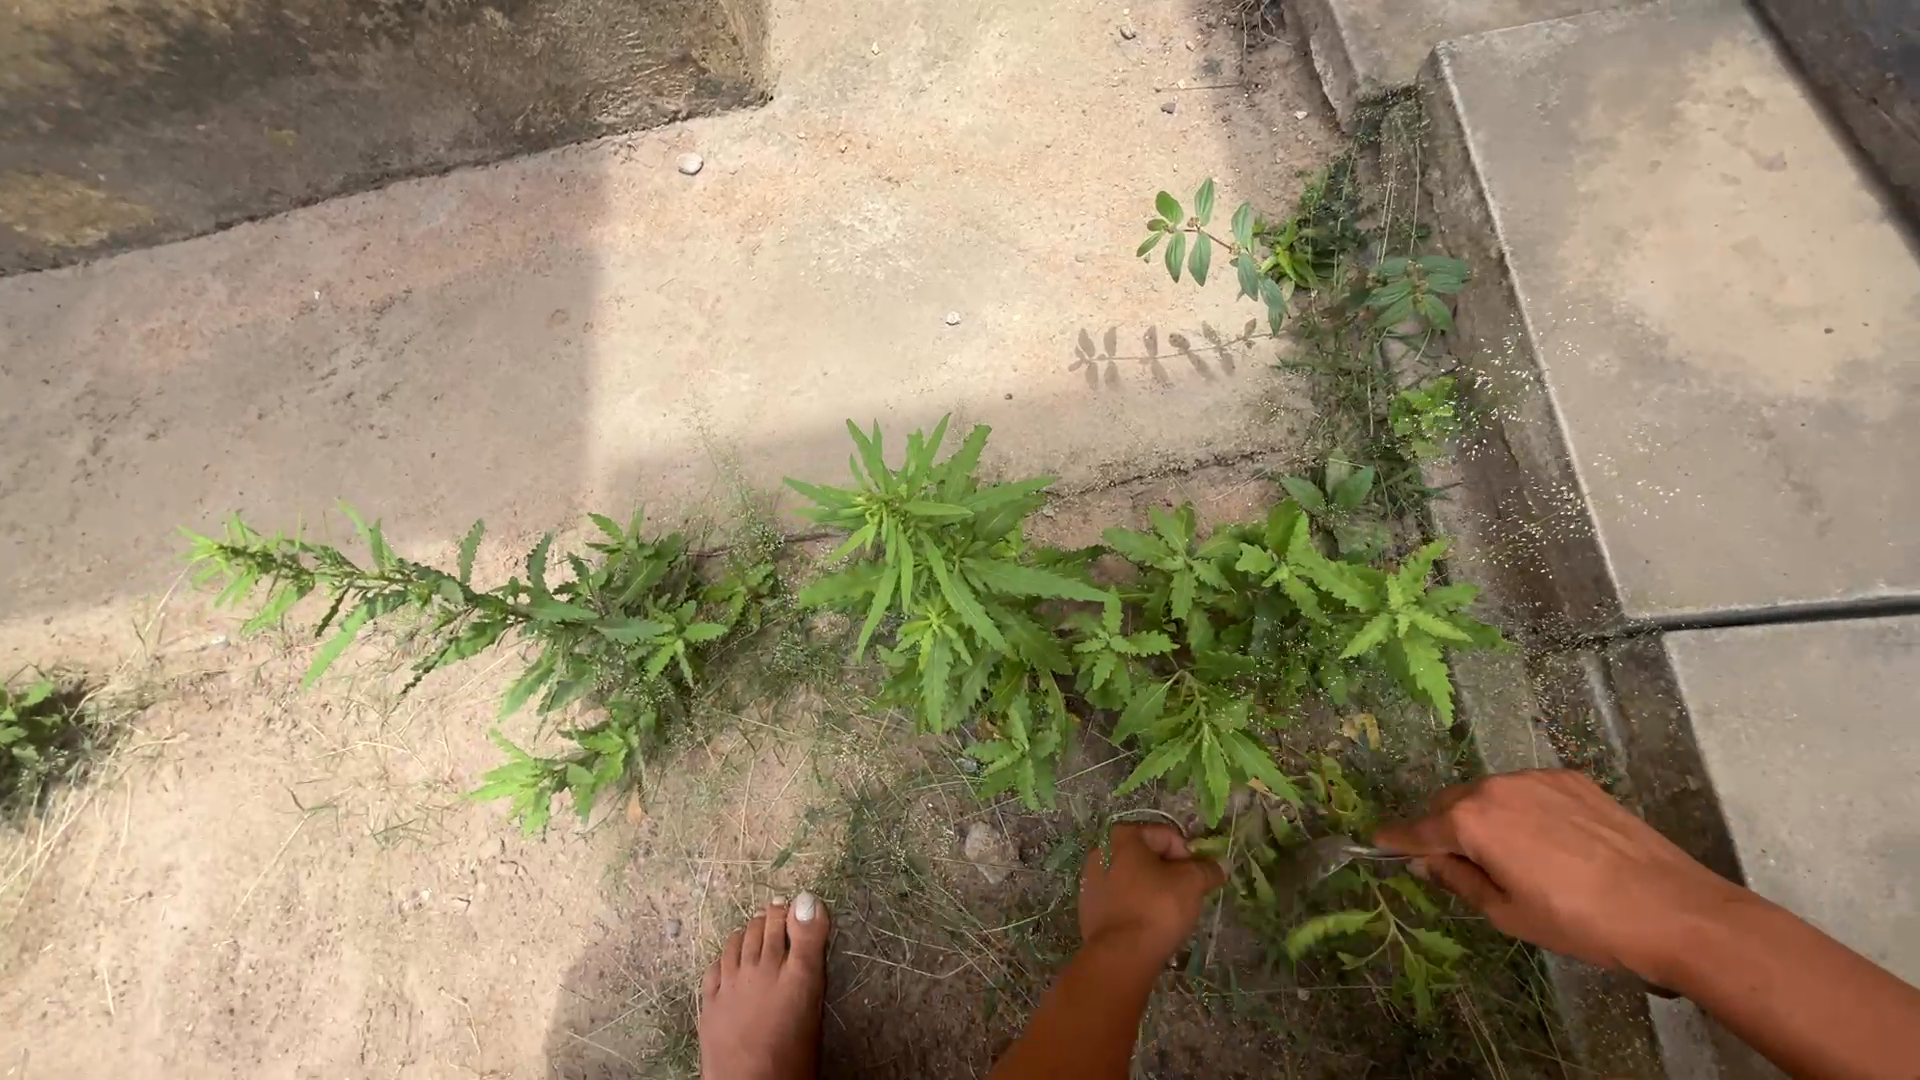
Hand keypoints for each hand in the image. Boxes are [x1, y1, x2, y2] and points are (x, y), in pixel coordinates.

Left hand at [1077, 823, 1225, 964]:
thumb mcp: (1191, 883)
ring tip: (1170, 914)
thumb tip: (1221, 864)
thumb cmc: (1156, 907)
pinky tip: (1149, 925)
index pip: (1166, 836)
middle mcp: (1101, 850)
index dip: (1189, 856)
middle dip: (1172, 873)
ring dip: (1155, 890)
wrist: (1120, 954)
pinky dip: (1138, 906)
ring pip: (1135, 879)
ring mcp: (1091, 879)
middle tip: (1188, 897)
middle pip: (1149, 856)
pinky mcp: (1090, 906)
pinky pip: (1123, 899)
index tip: (1199, 880)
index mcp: (1122, 835)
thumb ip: (1207, 869)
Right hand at [1374, 769, 1746, 985]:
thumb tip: (1427, 861)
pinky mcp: (1571, 779)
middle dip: (1447, 829)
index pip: (1418, 830)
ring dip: (1486, 817)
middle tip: (1462, 863)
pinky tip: (1552, 840)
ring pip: (1489, 794)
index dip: (1397, 840)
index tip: (1379, 842)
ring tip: (1515, 853)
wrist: (1677, 911)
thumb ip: (1458, 881)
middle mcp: (1493, 788)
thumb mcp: (1508, 914)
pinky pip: (1528, 790)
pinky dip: (1525, 809)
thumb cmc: (1582, 922)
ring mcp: (1534, 779)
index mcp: (1470, 822)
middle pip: (1450, 806)